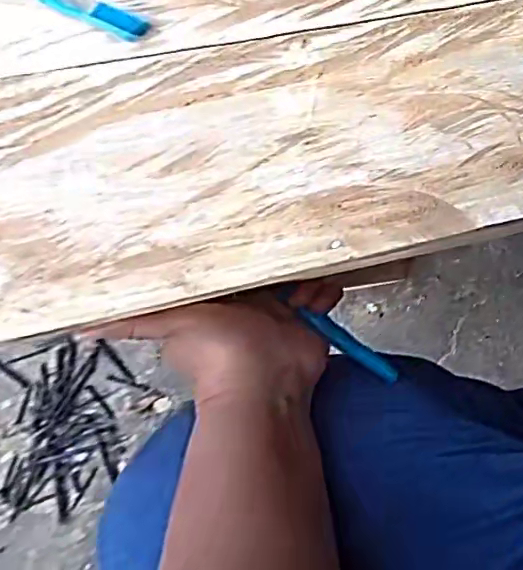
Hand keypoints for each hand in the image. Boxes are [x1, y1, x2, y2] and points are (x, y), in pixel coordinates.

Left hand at [93, 281, 342, 405]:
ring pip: (303, 281)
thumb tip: (84, 329)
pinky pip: (324, 295)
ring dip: (308, 283)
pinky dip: (325, 295)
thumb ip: (140, 322)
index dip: (250, 264)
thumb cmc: (222, 354)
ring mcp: (283, 313)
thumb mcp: (178, 328)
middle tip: (287, 278)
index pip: (236, 274)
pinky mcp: (311, 318)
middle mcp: (251, 308)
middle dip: (285, 272)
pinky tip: (318, 303)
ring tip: (302, 296)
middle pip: (274, 275)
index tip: (261, 256)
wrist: (268, 378)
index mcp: (219, 307)